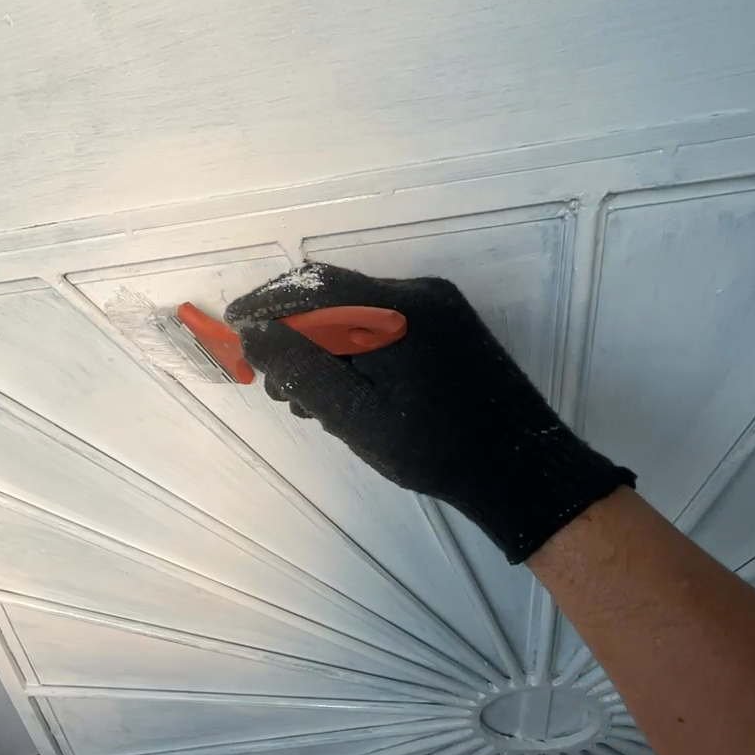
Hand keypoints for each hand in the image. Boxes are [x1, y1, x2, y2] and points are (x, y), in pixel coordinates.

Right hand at [224, 263, 632, 561]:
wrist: (520, 469)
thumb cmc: (430, 448)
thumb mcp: (351, 415)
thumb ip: (298, 368)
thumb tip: (252, 333)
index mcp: (393, 310)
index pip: (312, 286)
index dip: (266, 302)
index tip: (235, 325)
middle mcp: (417, 294)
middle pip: (333, 297)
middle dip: (293, 333)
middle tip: (275, 383)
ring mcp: (438, 308)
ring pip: (357, 313)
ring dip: (322, 345)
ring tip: (308, 399)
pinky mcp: (449, 326)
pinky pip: (383, 323)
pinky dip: (352, 348)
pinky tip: (346, 390)